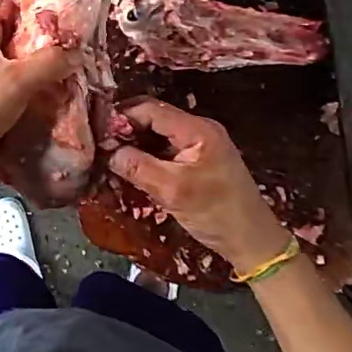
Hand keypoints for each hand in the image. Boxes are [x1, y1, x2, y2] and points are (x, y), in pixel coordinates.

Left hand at [0, 0, 72, 165]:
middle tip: (66, 14)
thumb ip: (50, 61)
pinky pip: (17, 71)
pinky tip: (53, 77)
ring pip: (15, 48)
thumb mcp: (19, 80)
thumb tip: (77, 48)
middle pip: (9, 22)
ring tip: (66, 43)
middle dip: (36, 15)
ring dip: (37, 44)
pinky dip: (35, 68)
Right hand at [109, 98, 294, 273]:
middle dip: (125, 129)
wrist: (254, 242)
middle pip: (152, 117)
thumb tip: (107, 151)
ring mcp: (199, 143)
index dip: (121, 117)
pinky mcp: (198, 158)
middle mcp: (198, 128)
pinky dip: (146, 153)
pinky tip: (130, 166)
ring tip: (110, 154)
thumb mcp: (172, 191)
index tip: (98, 132)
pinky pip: (165, 147)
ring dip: (134, 142)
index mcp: (196, 129)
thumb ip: (137, 167)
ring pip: (156, 133)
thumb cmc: (216, 214)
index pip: (149, 109)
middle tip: (100, 144)